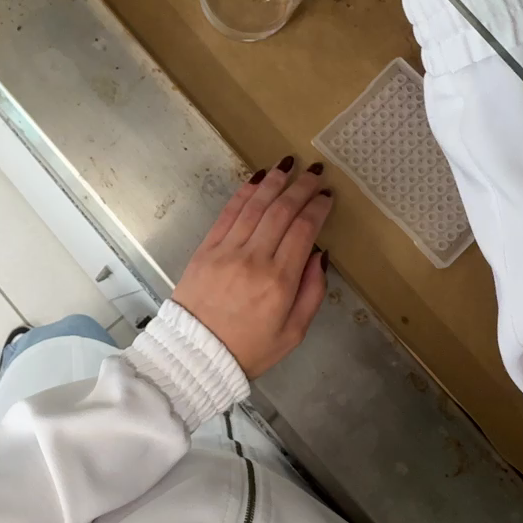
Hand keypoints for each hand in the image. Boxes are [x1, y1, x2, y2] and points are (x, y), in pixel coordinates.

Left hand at [171, 157, 333, 377]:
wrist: (195, 356)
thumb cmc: (247, 350)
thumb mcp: (292, 333)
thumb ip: (312, 293)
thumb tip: (319, 256)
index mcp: (280, 281)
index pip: (303, 231)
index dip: (317, 208)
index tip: (327, 196)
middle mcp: (254, 259)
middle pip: (281, 212)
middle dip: (300, 188)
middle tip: (314, 172)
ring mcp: (227, 251)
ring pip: (254, 207)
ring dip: (273, 183)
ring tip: (288, 166)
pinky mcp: (206, 249)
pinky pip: (228, 214)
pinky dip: (243, 194)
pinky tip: (256, 180)